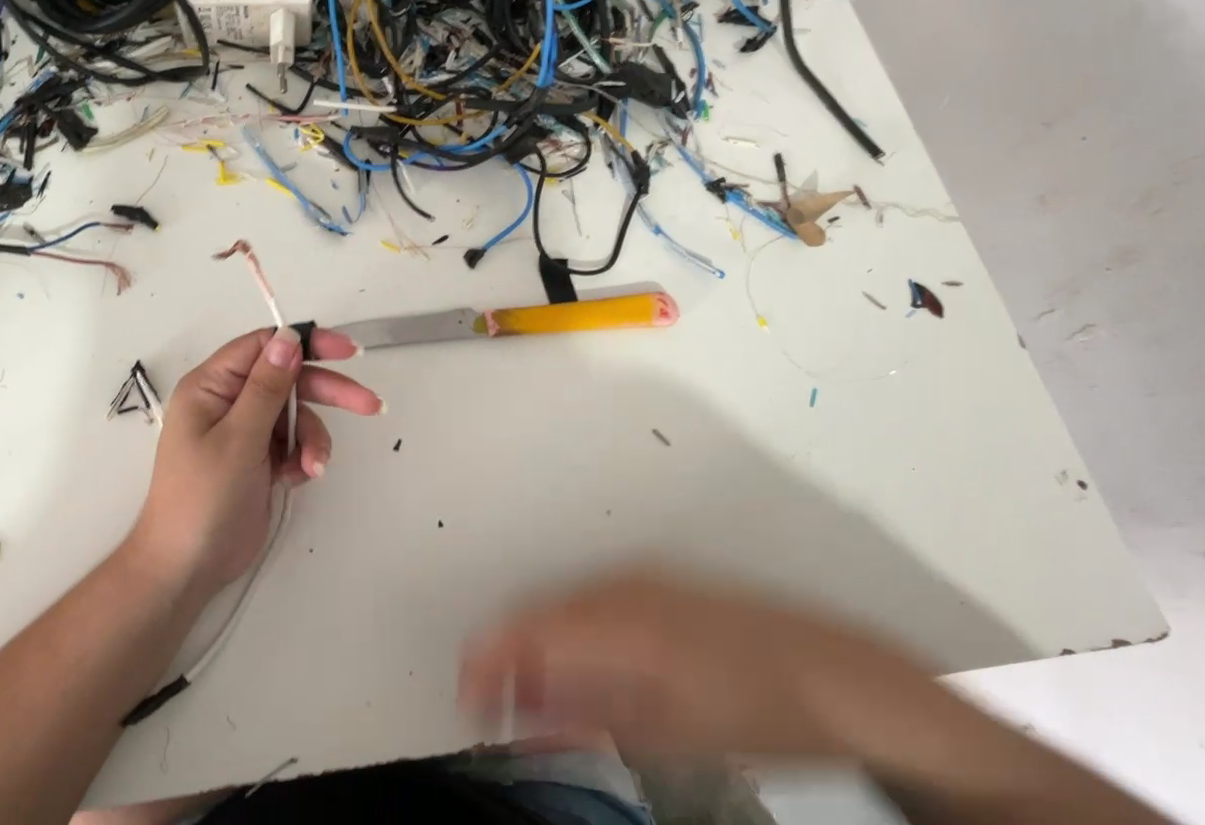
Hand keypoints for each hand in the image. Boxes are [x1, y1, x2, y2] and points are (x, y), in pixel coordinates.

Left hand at [127, 326, 381, 597]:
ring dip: (312, 439)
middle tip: (369, 405)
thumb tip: (288, 338)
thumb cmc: (203, 497)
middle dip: (327, 393)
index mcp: (211, 386)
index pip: (262, 347)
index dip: (305, 343)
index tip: (346, 351)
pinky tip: (298, 478)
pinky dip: (303, 458)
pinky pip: (293, 444)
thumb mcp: (238, 438)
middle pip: (288, 380)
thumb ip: (266, 387)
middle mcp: (228, 402)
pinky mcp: (259, 460)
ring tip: (313, 468)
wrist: (188, 566)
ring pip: (297, 416)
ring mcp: (245, 432)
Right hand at [459, 569, 937, 759]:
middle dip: (509, 655)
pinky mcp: (657, 581)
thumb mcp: (666, 730)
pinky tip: (580, 665)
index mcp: (616, 617)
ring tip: (534, 691)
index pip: (524, 627)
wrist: (841, 678)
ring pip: (562, 604)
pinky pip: (591, 600)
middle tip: (495, 701)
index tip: (466, 694)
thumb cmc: (756, 709)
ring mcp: (639, 576)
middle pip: (537, 612)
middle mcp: (619, 584)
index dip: (485, 659)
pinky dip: (570, 631)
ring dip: (539, 644)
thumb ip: (583, 716)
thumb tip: (519, 717)